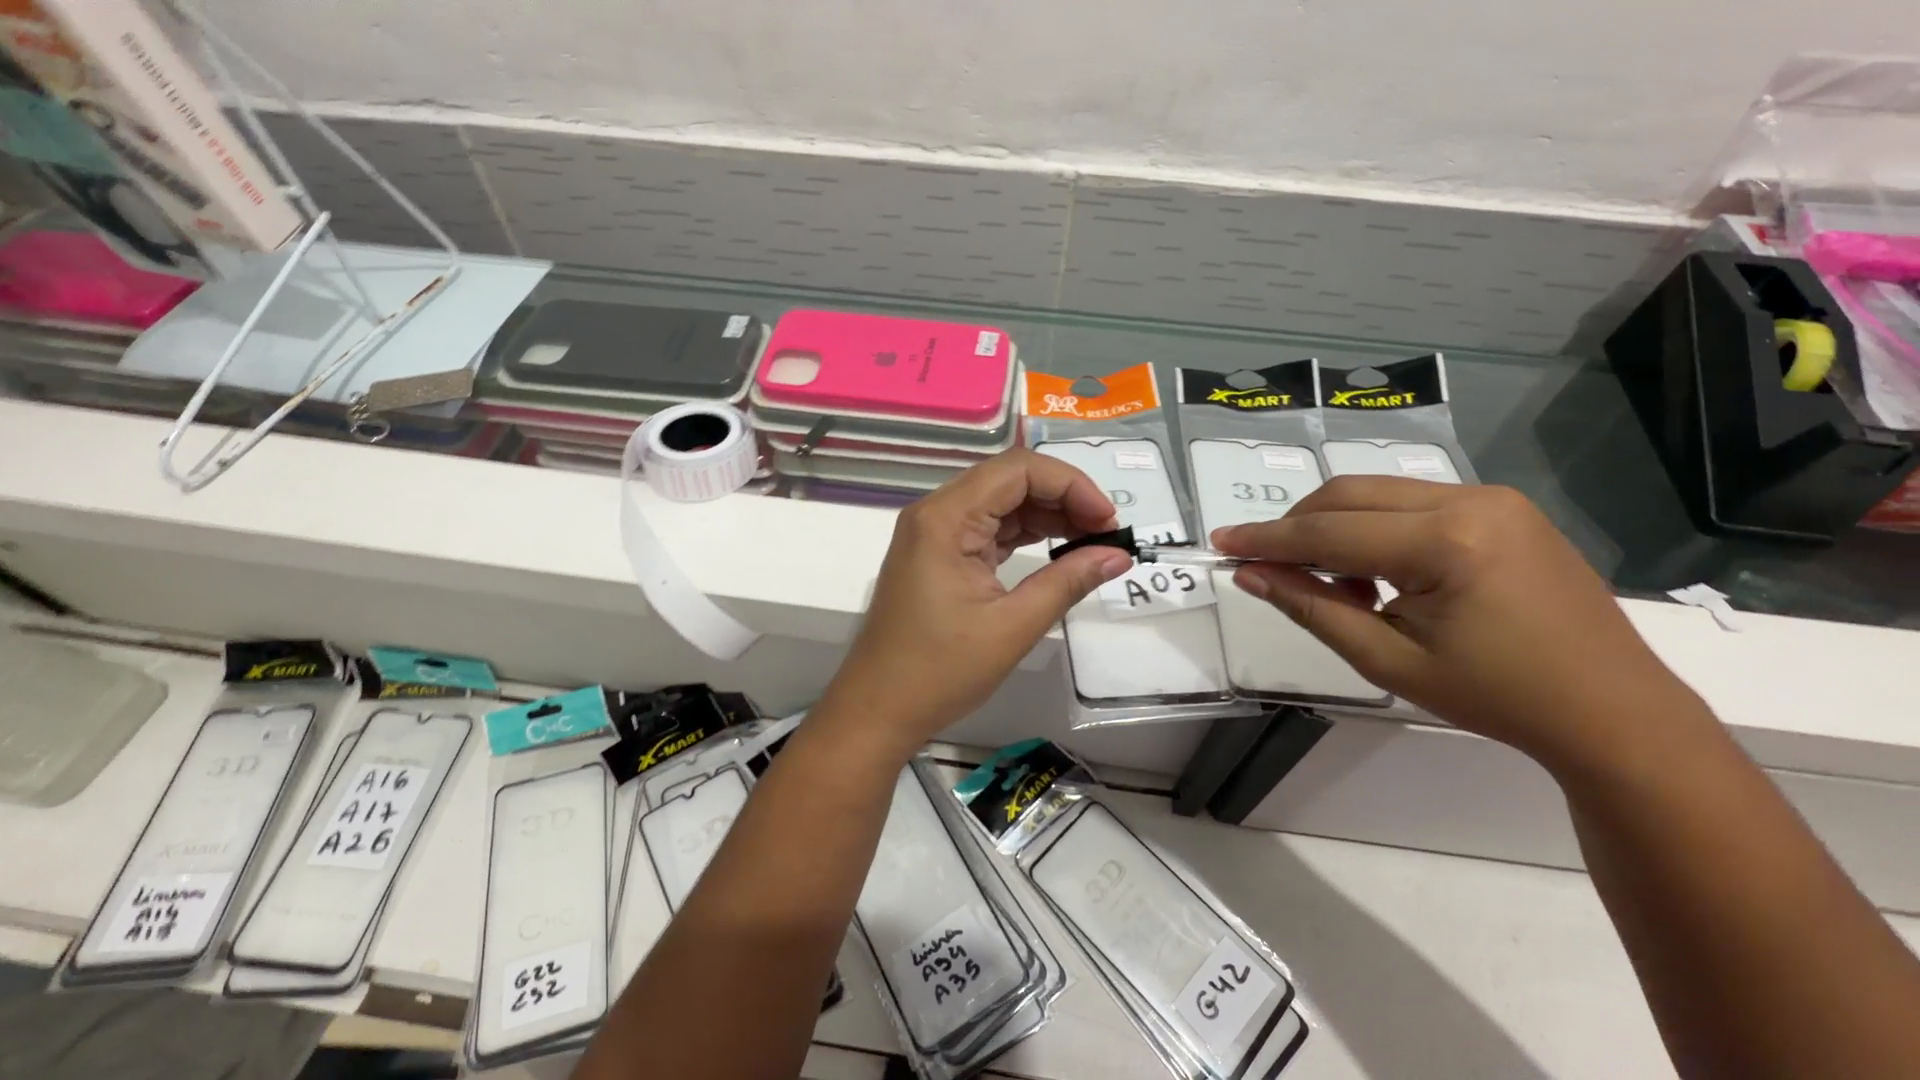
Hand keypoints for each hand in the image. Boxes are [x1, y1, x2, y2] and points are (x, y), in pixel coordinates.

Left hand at [816, 449, 1132, 761]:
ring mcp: (934, 534)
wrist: (878, 709)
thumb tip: (1118, 555)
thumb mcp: (1013, 626)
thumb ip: (1068, 582)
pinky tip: (1059, 551)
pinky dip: (1025, 534)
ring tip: (1092, 542)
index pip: (1018, 470)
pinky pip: (988, 528)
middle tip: (1106, 534)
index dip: (1071, 485)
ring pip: (1001, 502)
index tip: (1108, 521)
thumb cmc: (941, 671)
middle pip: (1009, 480)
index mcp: (946, 519)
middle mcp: (936, 514)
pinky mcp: (938, 556)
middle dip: (1063, 498)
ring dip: (1047, 516)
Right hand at [1212, 477, 1700, 766]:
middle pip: (1351, 495)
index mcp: (1444, 542)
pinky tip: (1380, 574)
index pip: (1329, 532)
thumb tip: (1252, 576)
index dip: (1268, 540)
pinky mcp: (1505, 508)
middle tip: (1264, 565)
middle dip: (1298, 526)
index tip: (1220, 542)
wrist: (1611, 709)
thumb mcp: (1390, 662)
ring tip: (1333, 585)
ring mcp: (1493, 498)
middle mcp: (1469, 500)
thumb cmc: (1498, 697)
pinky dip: (1378, 529)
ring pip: (1381, 493)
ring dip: (1337, 527)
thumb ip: (1315, 608)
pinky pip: (1416, 502)